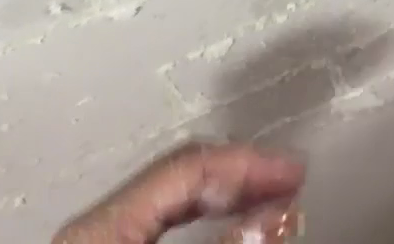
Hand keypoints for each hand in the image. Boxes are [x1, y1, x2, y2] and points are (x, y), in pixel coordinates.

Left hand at [53, 141, 303, 243]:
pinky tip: (226, 229)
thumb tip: (280, 215)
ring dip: (224, 199)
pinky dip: (199, 222)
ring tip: (269, 205)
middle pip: (180, 178)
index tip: (298, 176)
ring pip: (170, 202)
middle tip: (291, 186)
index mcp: (101, 228)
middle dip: (241, 178)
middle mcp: (95, 227)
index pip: (188, 168)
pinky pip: (158, 227)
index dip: (248, 164)